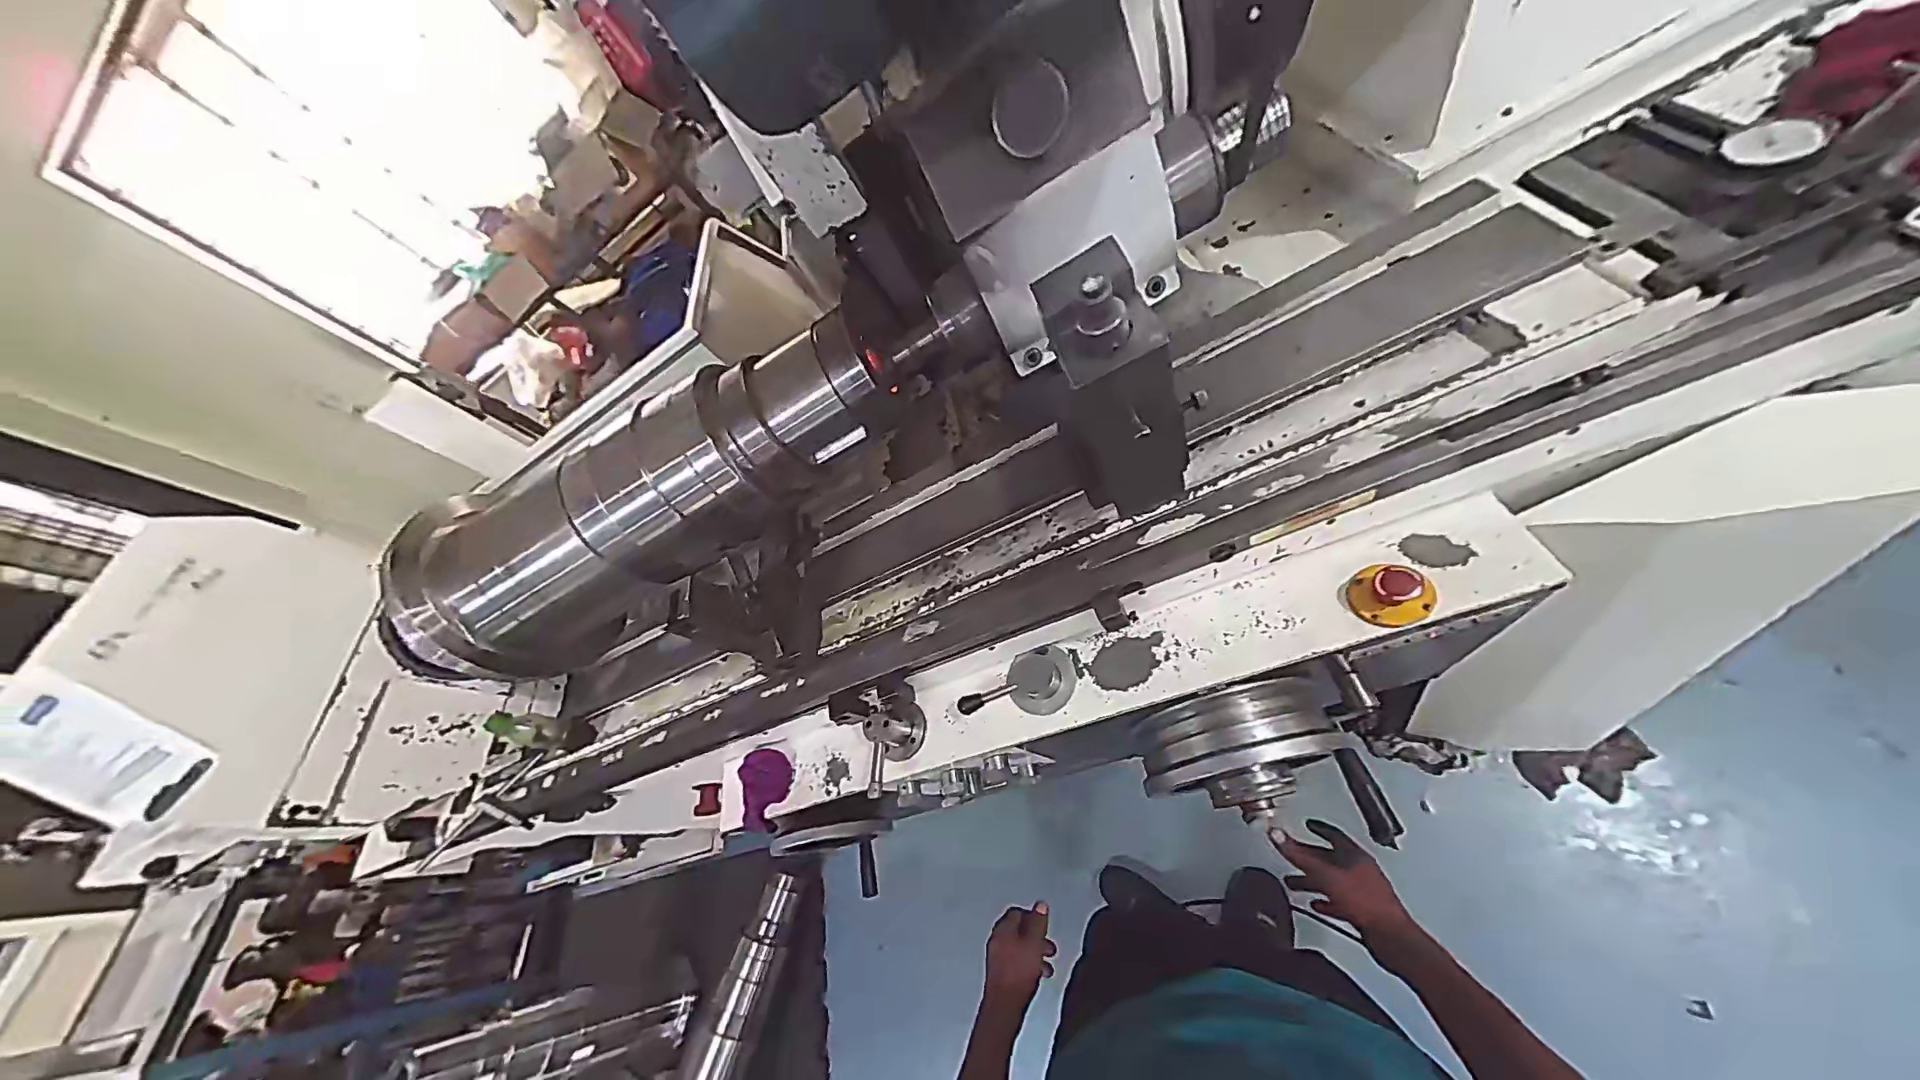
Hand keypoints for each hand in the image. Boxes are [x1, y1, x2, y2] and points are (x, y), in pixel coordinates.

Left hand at [982, 903, 1056, 1006]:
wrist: (1005, 1005)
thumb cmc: (1019, 971)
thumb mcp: (1034, 942)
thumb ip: (1038, 922)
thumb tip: (1041, 904)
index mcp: (1003, 929)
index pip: (1017, 912)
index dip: (1033, 916)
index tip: (1045, 925)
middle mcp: (997, 940)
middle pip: (1018, 930)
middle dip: (1036, 937)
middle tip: (1049, 946)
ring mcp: (997, 957)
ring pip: (1019, 947)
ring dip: (1034, 952)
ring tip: (1047, 965)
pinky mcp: (1000, 973)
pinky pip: (1016, 961)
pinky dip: (1028, 964)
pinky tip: (1038, 975)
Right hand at [1273, 819, 1415, 942]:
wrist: (1390, 937)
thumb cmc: (1368, 902)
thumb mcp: (1324, 874)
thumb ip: (1298, 855)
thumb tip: (1277, 835)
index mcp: (1355, 856)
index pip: (1334, 834)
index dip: (1319, 828)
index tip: (1310, 824)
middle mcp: (1360, 871)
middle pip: (1329, 858)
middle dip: (1308, 857)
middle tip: (1293, 854)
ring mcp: (1363, 891)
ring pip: (1332, 880)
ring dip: (1312, 880)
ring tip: (1295, 883)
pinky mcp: (1363, 911)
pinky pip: (1339, 900)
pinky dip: (1326, 900)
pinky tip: (1318, 905)